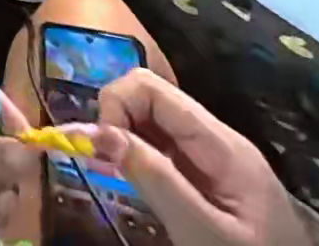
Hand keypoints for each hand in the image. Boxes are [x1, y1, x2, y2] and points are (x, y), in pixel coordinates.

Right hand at [82, 70, 309, 245]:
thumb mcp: (204, 235)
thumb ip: (154, 179)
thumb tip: (96, 132)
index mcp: (221, 144)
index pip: (151, 87)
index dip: (116, 104)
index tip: (102, 146)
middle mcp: (215, 137)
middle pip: (149, 95)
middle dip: (117, 118)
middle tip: (105, 161)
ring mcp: (211, 155)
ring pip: (150, 116)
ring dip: (124, 136)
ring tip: (119, 174)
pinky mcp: (205, 173)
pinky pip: (160, 142)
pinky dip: (137, 152)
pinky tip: (136, 180)